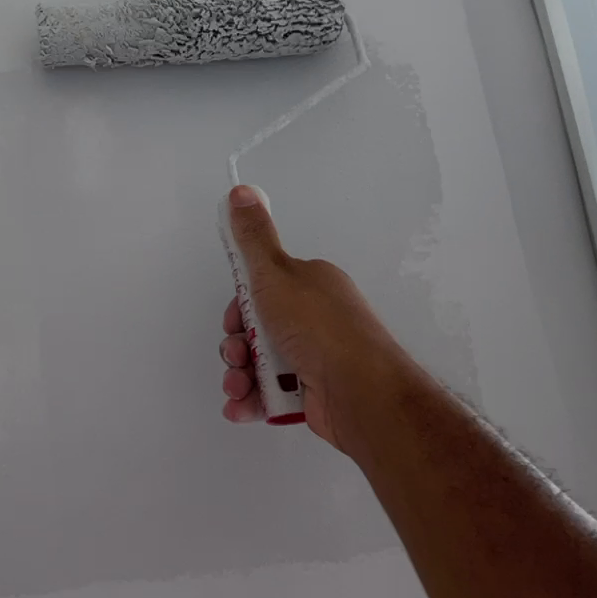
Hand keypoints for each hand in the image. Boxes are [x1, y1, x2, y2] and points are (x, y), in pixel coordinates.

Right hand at [217, 185, 393, 450]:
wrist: (360, 392)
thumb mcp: (276, 273)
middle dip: (236, 344)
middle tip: (236, 354)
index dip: (241, 305)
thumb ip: (253, 236)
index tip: (236, 317)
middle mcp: (314, 319)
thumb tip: (241, 191)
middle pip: (256, 328)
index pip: (262, 290)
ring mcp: (314, 358)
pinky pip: (270, 394)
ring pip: (259, 363)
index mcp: (310, 285)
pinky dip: (252, 401)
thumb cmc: (317, 326)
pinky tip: (241, 406)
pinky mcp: (311, 393)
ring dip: (239, 375)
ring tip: (239, 386)